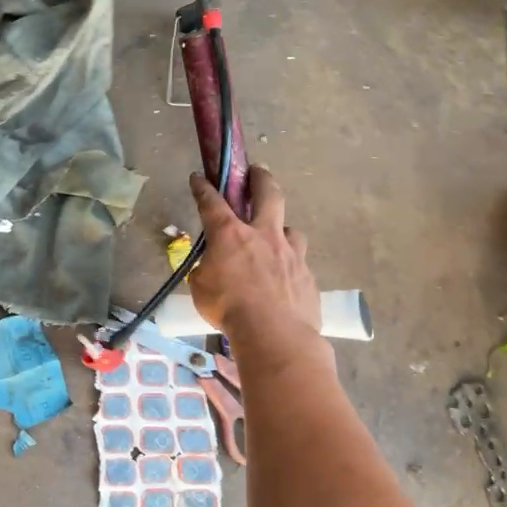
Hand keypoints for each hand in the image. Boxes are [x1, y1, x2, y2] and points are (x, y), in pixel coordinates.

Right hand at [185, 165, 320, 340]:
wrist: (275, 334)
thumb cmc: (228, 307)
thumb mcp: (200, 285)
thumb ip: (206, 269)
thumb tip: (213, 268)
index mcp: (230, 235)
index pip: (212, 202)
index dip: (203, 187)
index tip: (198, 177)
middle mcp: (263, 236)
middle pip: (268, 195)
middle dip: (260, 178)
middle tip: (256, 172)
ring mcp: (291, 254)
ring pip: (291, 229)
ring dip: (281, 229)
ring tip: (274, 239)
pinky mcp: (308, 275)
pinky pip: (298, 261)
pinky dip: (288, 263)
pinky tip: (282, 278)